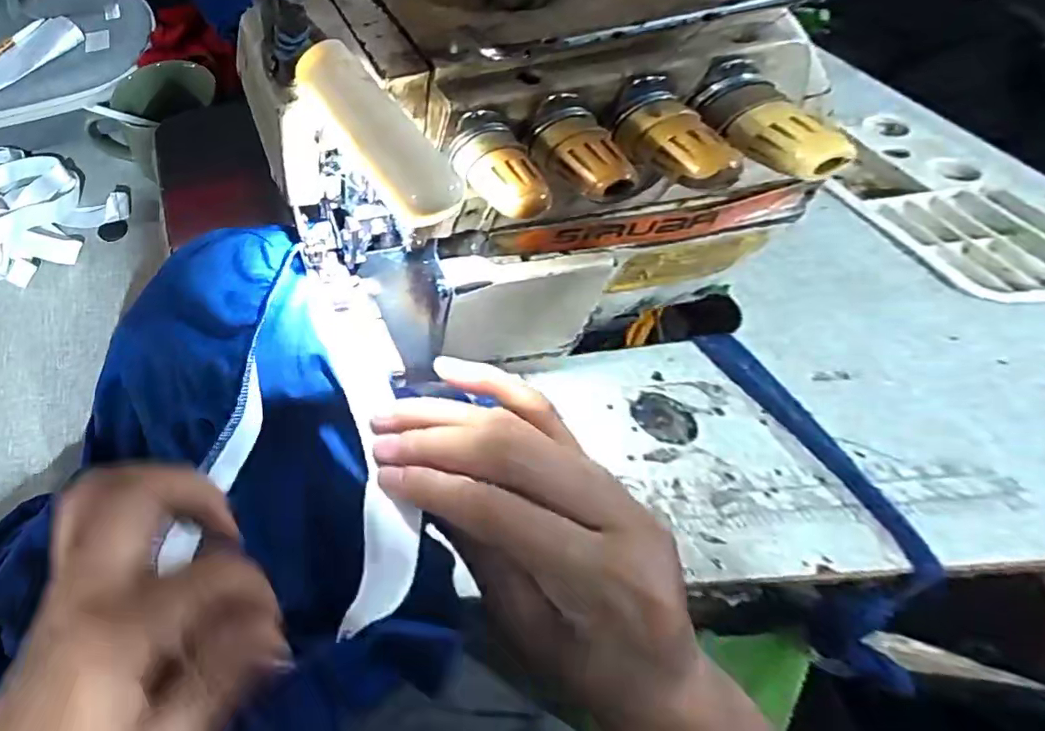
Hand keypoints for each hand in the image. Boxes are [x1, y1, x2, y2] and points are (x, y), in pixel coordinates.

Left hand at [0, 464, 286, 730]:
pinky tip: (149, 524)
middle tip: (226, 523)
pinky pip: (81, 509)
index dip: (251, 584)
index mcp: (117, 629)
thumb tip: (270, 629)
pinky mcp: (53, 582)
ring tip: (189, 507)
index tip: (269, 611)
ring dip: (152, 481)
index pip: (205, 574)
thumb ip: (217, 679)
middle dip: (193, 490)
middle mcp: (85, 584)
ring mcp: (61, 576)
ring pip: (100, 486)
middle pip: (138, 493)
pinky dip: (121, 498)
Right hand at [371, 358, 765, 730]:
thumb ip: (475, 549)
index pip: (501, 507)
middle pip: (510, 449)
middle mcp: (616, 512)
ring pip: (520, 420)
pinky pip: (543, 409)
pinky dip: (493, 384)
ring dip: (448, 411)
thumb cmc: (588, 666)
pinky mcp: (599, 461)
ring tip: (396, 411)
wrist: (663, 673)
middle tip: (381, 439)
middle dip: (434, 440)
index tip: (382, 474)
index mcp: (604, 574)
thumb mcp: (525, 627)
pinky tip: (448, 371)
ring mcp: (612, 478)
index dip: (434, 484)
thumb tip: (412, 486)